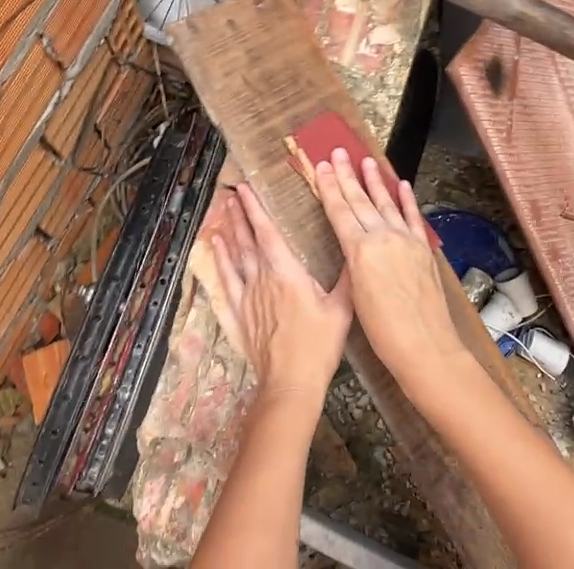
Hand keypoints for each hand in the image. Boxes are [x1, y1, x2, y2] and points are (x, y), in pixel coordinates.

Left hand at [211, 181, 353, 399]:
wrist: (290, 384)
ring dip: (229, 232)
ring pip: (235, 257)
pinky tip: (215, 249)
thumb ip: (348, 279)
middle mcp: (263, 279)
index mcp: (286, 273)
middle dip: (240, 214)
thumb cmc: (318, 347)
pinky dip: (219, 263)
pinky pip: (227, 282)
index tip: (246, 189)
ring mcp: (248, 297)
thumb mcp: (341, 310)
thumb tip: (358, 251)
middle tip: (231, 193)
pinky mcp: (241, 315)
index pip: (268, 233)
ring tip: (222, 212)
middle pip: (247, 240)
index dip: (256, 209)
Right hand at [312, 149, 467, 393]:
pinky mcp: (423, 250)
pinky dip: (406, 200)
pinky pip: (413, 218)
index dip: (330, 187)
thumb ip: (354, 261)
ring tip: (367, 160)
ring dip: (376, 181)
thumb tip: (352, 241)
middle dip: (348, 176)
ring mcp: (406, 241)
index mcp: (361, 250)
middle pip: (361, 201)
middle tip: (338, 152)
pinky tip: (401, 185)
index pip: (341, 211)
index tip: (323, 166)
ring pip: (386, 204)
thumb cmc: (383, 331)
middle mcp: (384, 238)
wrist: (425, 346)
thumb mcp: (355, 295)